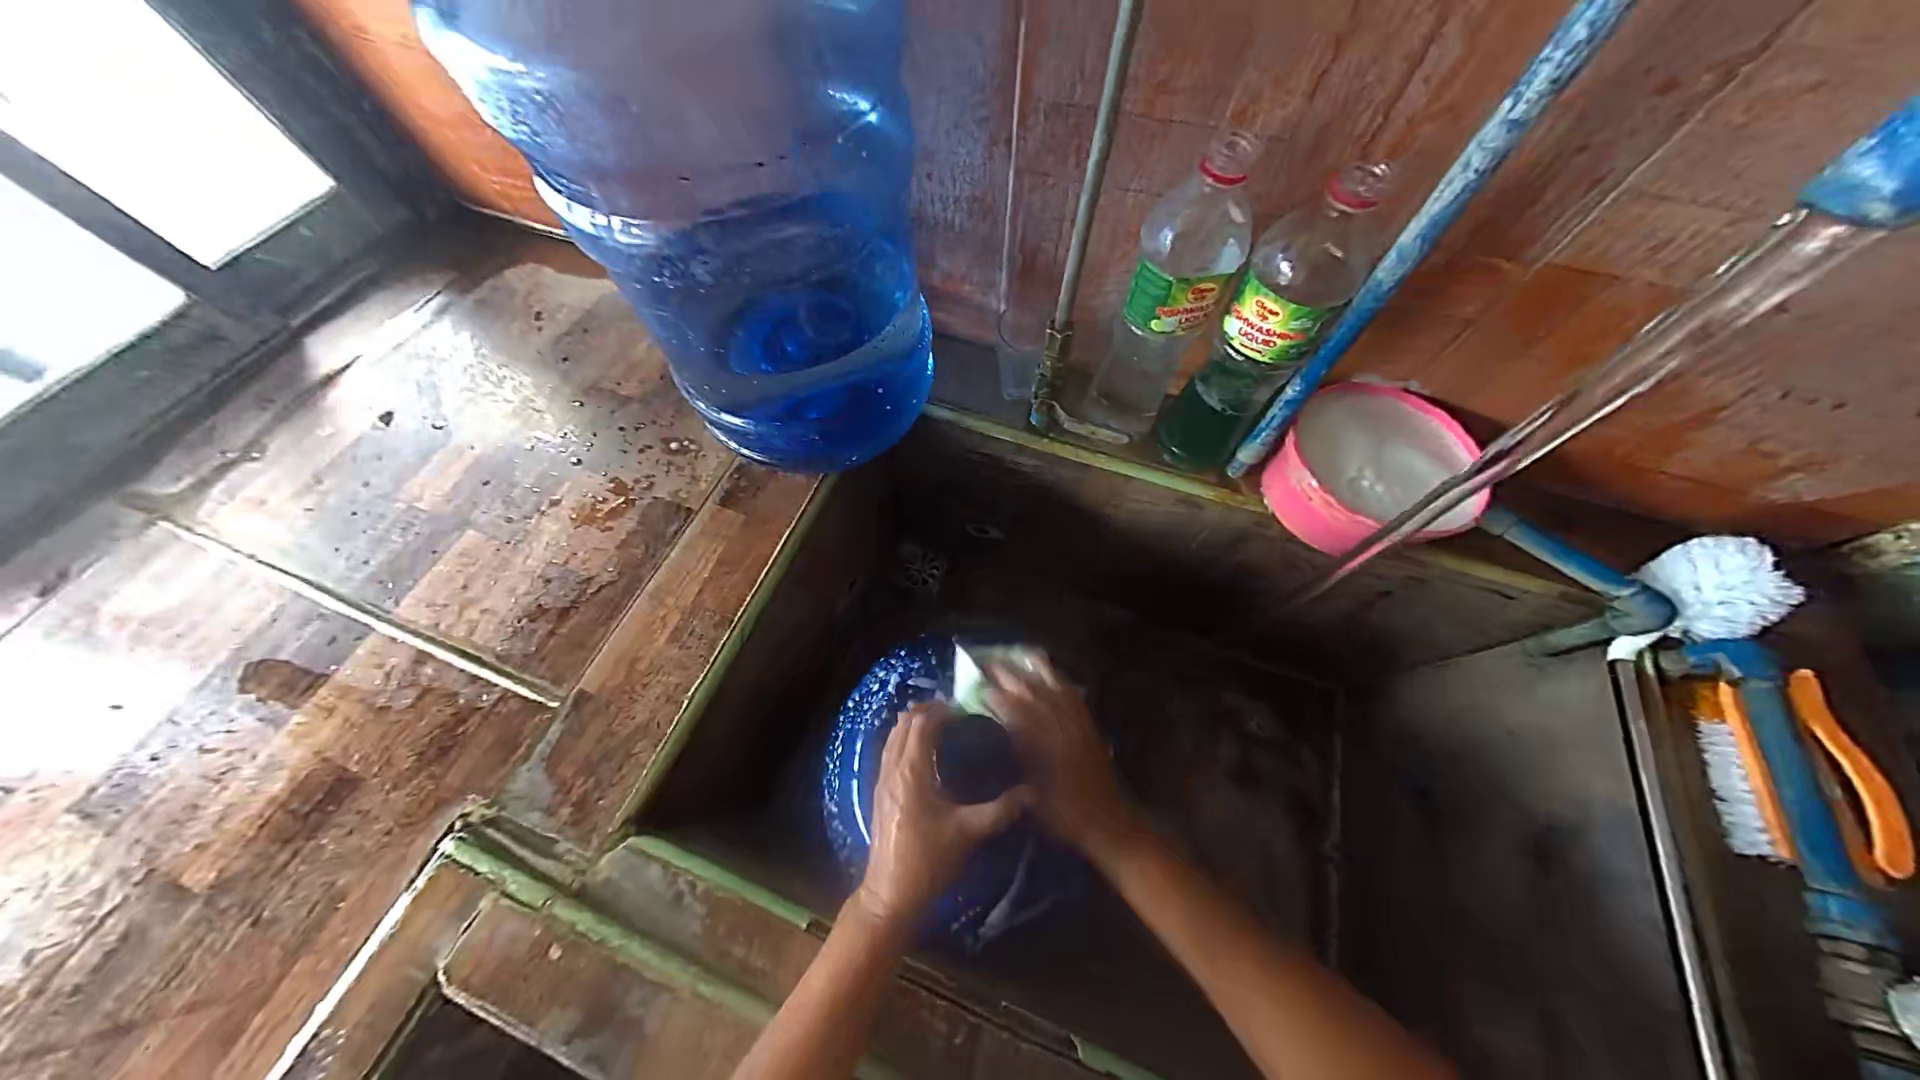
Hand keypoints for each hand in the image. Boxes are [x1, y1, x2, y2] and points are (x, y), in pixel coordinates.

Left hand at [855, 703, 1028, 928]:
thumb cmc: (929, 861)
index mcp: (911, 771)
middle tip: (956, 712)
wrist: (891, 895)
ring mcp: (882, 780)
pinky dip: (905, 739)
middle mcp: (892, 769)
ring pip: (893, 736)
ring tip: (942, 724)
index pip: (922, 724)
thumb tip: (1031, 792)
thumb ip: (1001, 809)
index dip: (943, 711)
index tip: (967, 709)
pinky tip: (925, 750)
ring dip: (914, 723)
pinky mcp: (880, 792)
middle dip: (928, 711)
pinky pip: (889, 750)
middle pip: (904, 723)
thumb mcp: (969, 833)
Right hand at [985, 657, 1139, 858]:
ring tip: (1023, 655)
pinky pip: (1076, 699)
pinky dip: (1063, 683)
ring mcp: (1079, 727)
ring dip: (1039, 671)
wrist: (1108, 824)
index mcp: (1045, 747)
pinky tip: (1055, 677)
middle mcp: (1062, 730)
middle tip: (992, 663)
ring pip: (1057, 691)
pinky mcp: (1090, 729)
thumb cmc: (1065, 816)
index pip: (1017, 713)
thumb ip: (1019, 761)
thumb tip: (1002, 733)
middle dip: (1013, 677)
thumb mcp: (1034, 793)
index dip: (998, 698)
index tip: (980, 688)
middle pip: (1035, 695)